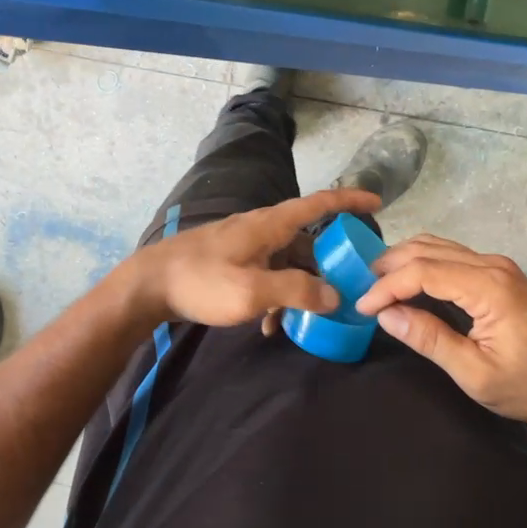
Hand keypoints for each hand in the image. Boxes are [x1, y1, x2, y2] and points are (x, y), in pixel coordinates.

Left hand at [126, 188, 380, 327]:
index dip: (349, 201)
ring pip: (285, 262)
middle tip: (348, 292)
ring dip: (299, 289)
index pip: (318, 204)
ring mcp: (242, 245)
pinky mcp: (229, 262)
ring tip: (306, 322)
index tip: (378, 202)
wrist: (148, 285)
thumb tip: (335, 295)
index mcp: (269, 224)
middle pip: (305, 241)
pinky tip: (270, 326)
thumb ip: (297, 292)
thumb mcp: (254, 292)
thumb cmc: (202, 282)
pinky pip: (265, 275)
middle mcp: (259, 228)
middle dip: (327, 266)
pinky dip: (274, 296)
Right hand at [355, 235, 526, 429]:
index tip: (362, 308)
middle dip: (389, 267)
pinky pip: (452, 255)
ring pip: (438, 246)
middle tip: (362, 290)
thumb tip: (385, 315)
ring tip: (378, 285)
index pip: (422, 271)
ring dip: (404, 260)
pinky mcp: (501, 274)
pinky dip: (423, 263)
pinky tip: (409, 282)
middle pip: (427, 250)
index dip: (387, 286)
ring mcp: (499, 266)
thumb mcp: (477, 375)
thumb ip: (430, 340)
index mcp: (489, 287)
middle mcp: (493, 265)